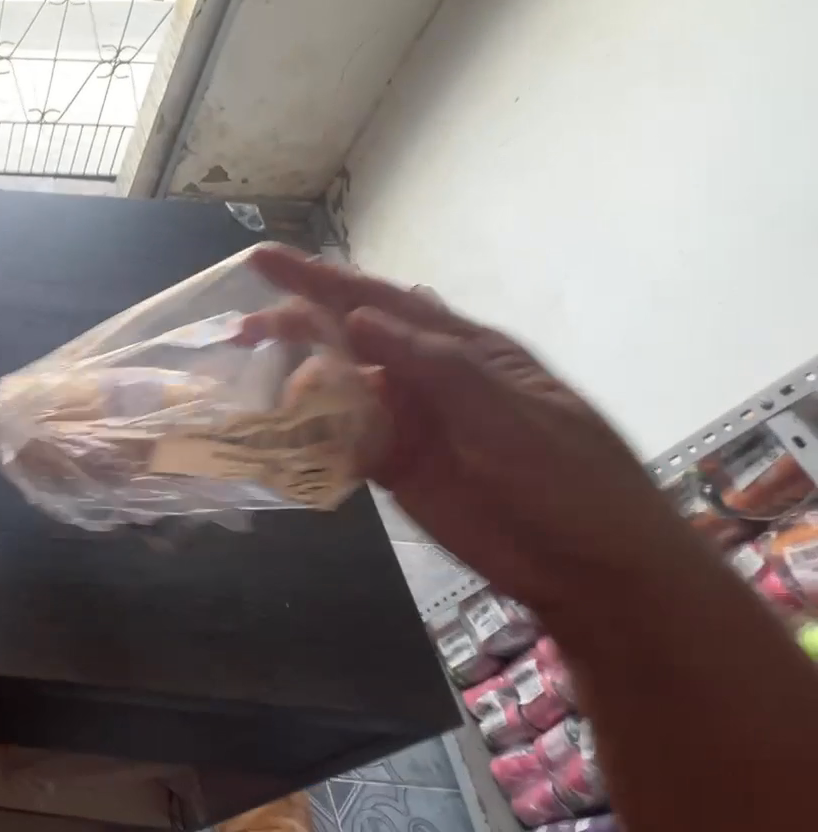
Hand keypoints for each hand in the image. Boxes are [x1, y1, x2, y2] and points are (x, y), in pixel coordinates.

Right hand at [240, 247, 691, 616]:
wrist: (594, 573)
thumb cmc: (568, 482)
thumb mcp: (510, 416)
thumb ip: (434, 365)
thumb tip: (356, 317)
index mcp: (459, 348)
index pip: (377, 300)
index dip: (317, 278)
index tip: (260, 260)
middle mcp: (424, 375)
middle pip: (347, 336)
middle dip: (293, 325)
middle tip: (239, 331)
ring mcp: (405, 419)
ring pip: (335, 385)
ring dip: (294, 379)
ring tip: (251, 383)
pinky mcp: (391, 462)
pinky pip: (337, 436)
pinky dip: (305, 430)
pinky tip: (276, 431)